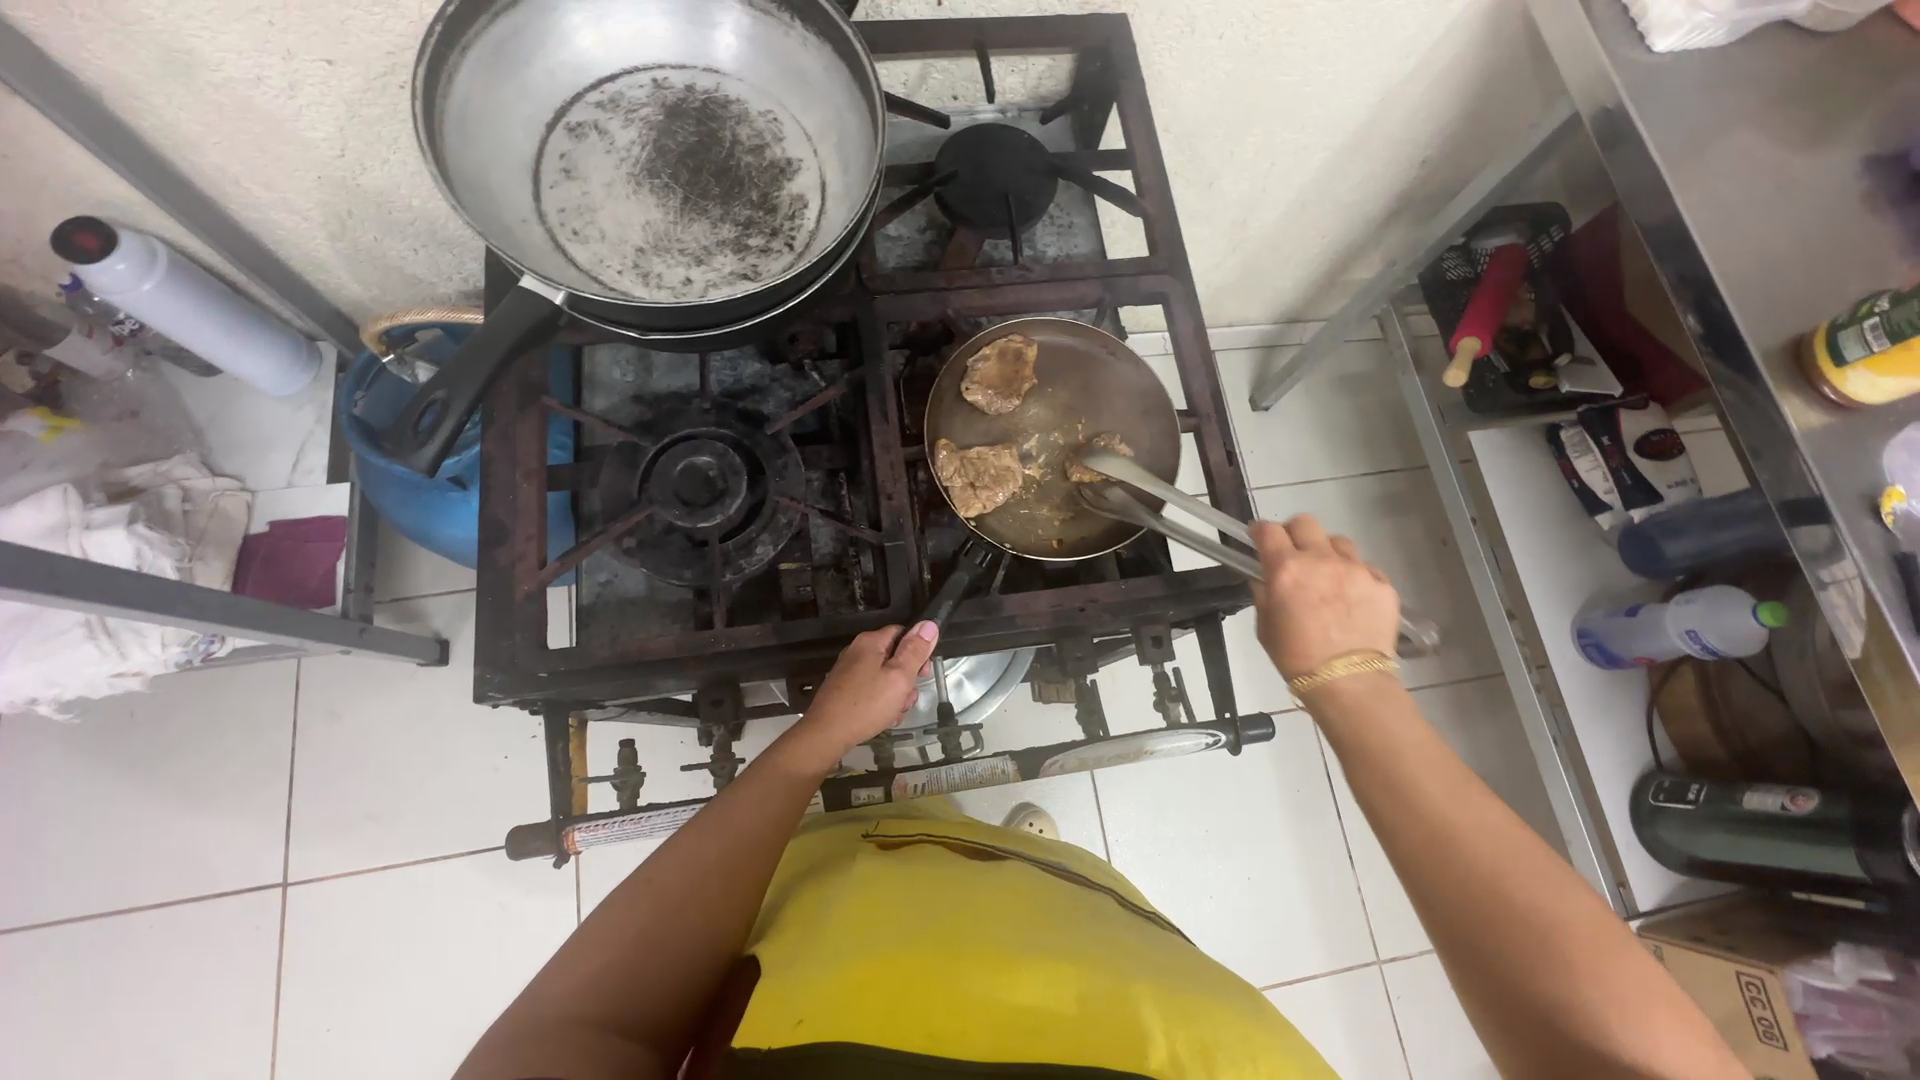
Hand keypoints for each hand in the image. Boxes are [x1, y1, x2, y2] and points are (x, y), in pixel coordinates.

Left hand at [781, 621, 940, 772]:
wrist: (827, 734)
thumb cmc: (866, 704)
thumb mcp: (899, 677)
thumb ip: (915, 651)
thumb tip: (929, 624)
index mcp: (870, 642)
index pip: (903, 633)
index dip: (917, 651)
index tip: (923, 673)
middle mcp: (858, 652)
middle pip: (895, 658)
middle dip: (907, 681)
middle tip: (906, 699)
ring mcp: (849, 672)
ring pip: (885, 679)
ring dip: (896, 697)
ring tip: (893, 713)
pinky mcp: (845, 691)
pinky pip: (872, 692)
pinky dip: (881, 704)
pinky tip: (882, 719)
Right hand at [1248, 515, 1399, 677]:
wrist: (1348, 683)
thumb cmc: (1296, 658)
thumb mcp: (1265, 627)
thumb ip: (1264, 595)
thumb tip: (1266, 579)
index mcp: (1286, 569)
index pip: (1269, 531)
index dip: (1261, 532)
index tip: (1259, 538)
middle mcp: (1321, 561)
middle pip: (1305, 523)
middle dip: (1294, 533)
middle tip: (1293, 554)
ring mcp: (1356, 570)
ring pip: (1338, 542)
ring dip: (1327, 553)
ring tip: (1327, 577)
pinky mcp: (1382, 584)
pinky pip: (1364, 568)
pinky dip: (1354, 576)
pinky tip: (1351, 599)